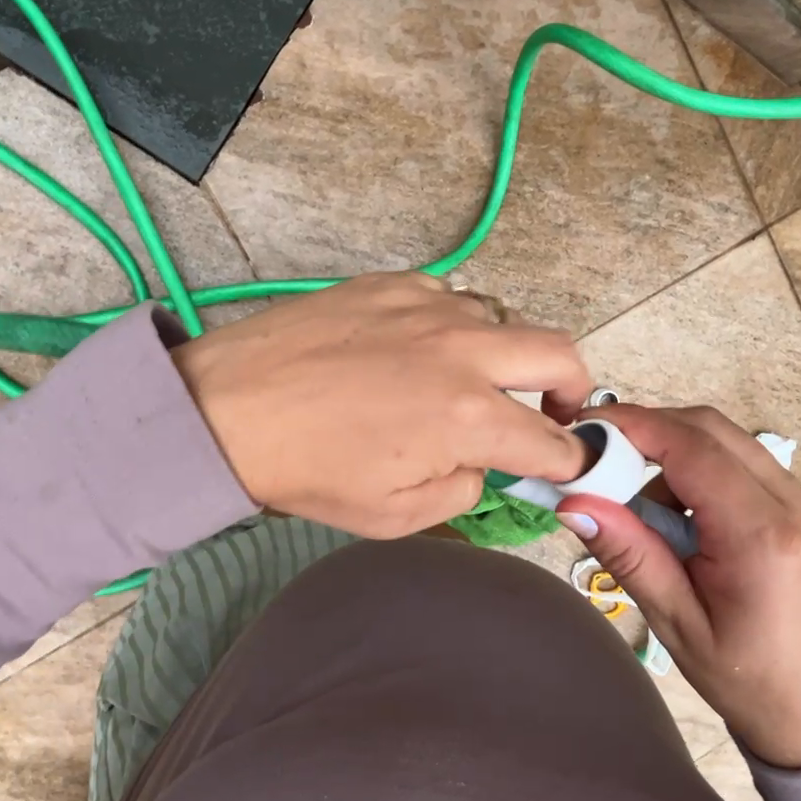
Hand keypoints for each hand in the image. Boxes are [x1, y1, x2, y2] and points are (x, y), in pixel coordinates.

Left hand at [172, 273, 592, 537]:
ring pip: (500, 319)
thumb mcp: (392, 516)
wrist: (227, 408)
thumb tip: (479, 464)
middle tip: (552, 411)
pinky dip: (448, 326)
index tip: (564, 465)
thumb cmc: (305, 471)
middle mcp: (461, 351)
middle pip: (560, 352)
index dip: (568, 460)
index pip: (552, 440)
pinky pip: (446, 297)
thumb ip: (460, 490)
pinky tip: (414, 349)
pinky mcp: (390, 284)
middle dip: (573, 388)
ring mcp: (426, 307)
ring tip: (467, 380)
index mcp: (469, 418)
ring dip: (502, 354)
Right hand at [555, 405, 800, 768]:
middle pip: (713, 429)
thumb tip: (574, 501)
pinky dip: (706, 472)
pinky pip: (750, 467)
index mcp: (763, 537)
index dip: (634, 425)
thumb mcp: (678, 624)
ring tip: (646, 511)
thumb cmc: (751, 683)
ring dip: (678, 454)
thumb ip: (629, 554)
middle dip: (650, 430)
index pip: (691, 447)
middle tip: (602, 460)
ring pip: (732, 444)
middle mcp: (798, 506)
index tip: (586, 427)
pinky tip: (685, 520)